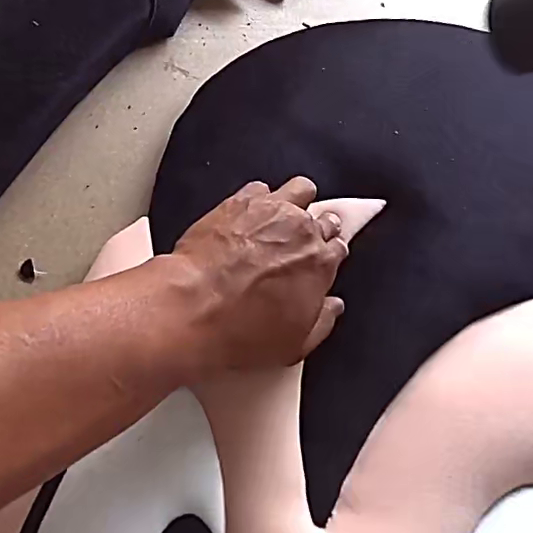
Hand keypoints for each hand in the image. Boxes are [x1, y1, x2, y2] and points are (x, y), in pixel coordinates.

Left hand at [167, 176, 348, 374]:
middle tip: (298, 243)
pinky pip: (259, 187)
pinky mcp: (239, 201)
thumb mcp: (295, 344)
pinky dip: (258, 198)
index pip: (338, 248)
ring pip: (300, 189)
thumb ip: (322, 321)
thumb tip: (331, 308)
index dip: (327, 254)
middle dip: (315, 229)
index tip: (316, 261)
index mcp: (321, 264)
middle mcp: (302, 231)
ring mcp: (272, 211)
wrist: (194, 308)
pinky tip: (247, 213)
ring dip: (296, 200)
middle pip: (324, 218)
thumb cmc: (241, 329)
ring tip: (282, 216)